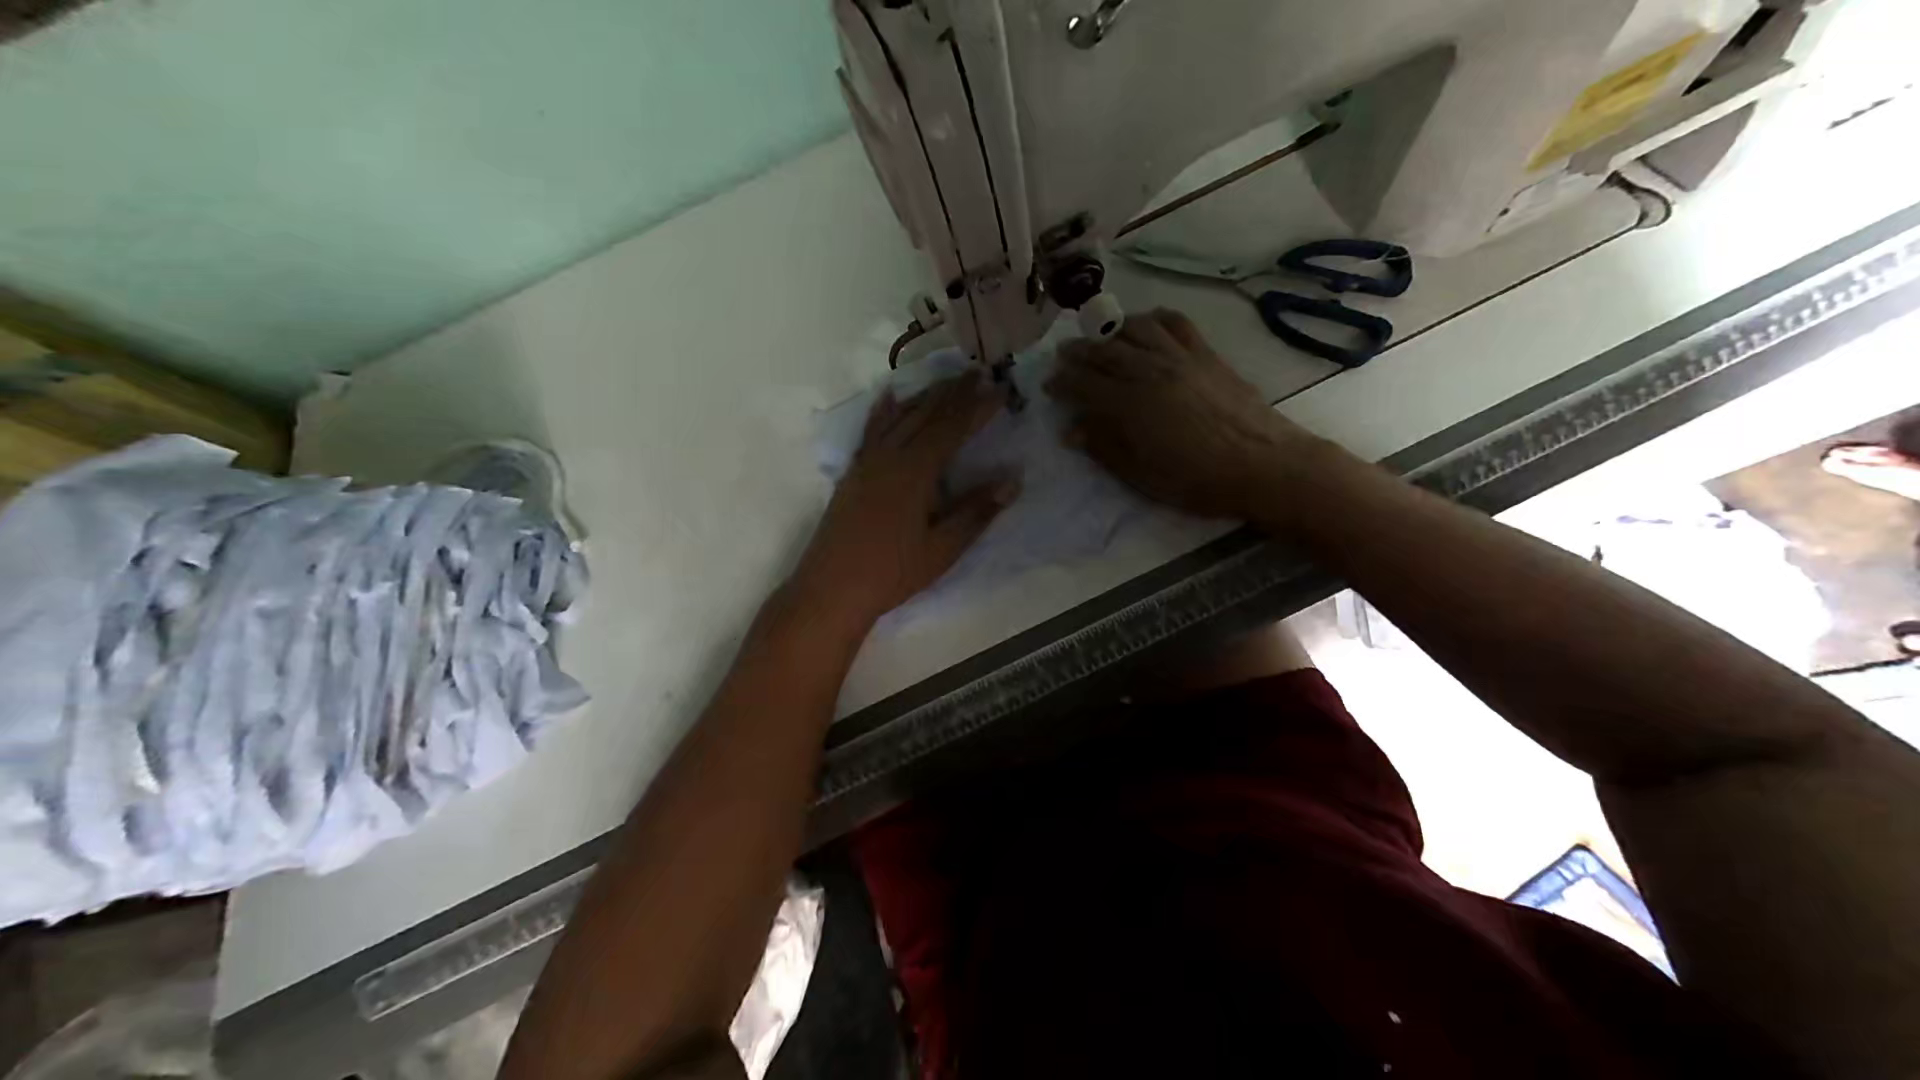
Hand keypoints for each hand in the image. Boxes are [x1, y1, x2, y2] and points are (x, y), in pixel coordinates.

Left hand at [793, 370, 1018, 626]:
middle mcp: (889, 456)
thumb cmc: (892, 574)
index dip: (976, 408)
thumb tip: (1013, 479)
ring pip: (899, 417)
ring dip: (924, 396)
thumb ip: (976, 511)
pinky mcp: (853, 473)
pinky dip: (884, 410)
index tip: (999, 389)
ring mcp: (866, 462)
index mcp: (914, 472)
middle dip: (953, 392)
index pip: (951, 429)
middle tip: (977, 372)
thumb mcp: (942, 549)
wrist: (830, 589)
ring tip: (947, 381)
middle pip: (925, 414)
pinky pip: (871, 430)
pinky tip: (890, 397)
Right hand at [1046, 308, 1317, 520]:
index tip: (1048, 385)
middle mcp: (1149, 371)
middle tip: (1064, 355)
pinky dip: (1157, 318)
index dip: (1062, 382)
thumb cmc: (1197, 479)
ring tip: (1102, 336)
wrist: (1263, 465)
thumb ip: (1105, 448)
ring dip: (1113, 329)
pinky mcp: (1206, 355)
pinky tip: (1149, 322)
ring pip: (1137, 329)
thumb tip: (1071, 431)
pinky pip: (1177, 324)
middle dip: (1079, 351)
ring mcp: (1180, 358)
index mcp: (1128, 404)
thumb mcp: (1142, 475)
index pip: (1083, 384)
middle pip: (1105, 351)